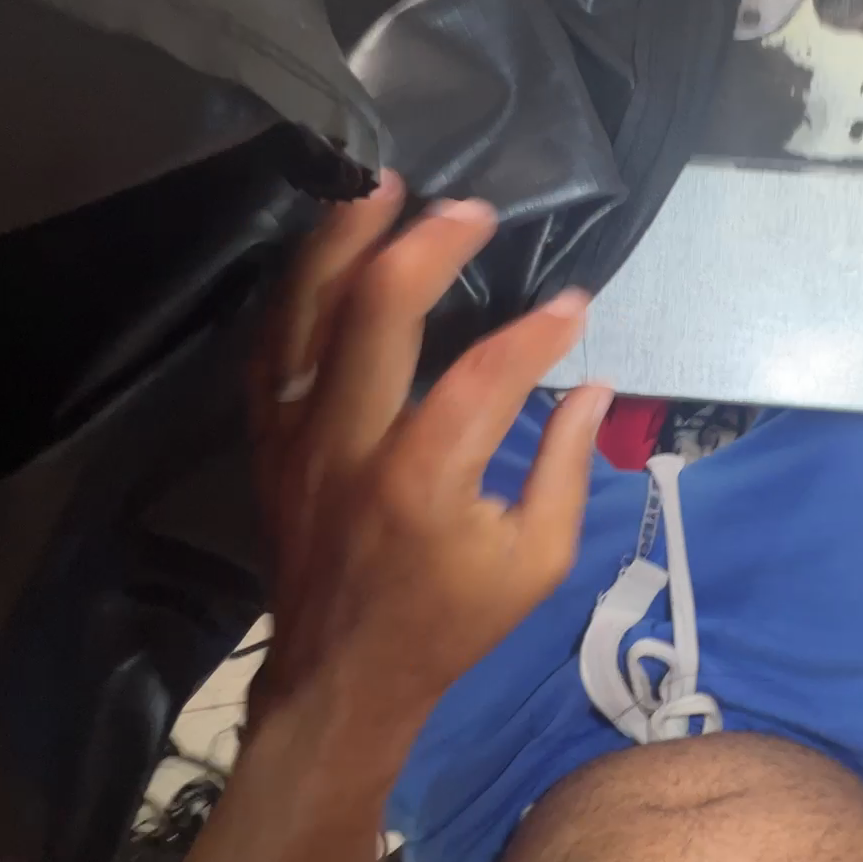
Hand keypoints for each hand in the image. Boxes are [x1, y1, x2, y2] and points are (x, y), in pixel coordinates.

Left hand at [245, 173, 613, 728]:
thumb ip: (567, 467)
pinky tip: (325, 253)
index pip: (488, 375)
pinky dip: (298, 290)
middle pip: (377, 313)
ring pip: (305, 312)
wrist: (343, 677)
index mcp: (426, 481)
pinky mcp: (268, 443)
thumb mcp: (537, 561)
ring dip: (342, 239)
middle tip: (471, 211)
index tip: (576, 305)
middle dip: (427, 247)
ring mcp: (295, 438)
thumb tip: (594, 390)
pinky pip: (272, 347)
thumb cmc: (450, 625)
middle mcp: (350, 444)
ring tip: (377, 184)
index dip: (539, 332)